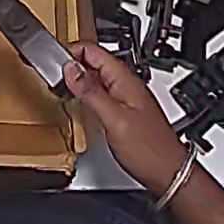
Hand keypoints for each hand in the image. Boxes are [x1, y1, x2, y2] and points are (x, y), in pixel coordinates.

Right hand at [64, 42, 190, 192]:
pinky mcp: (124, 110)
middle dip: (73, 64)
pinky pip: (102, 93)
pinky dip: (87, 94)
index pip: (93, 50)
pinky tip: (80, 103)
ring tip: (63, 86)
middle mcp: (126, 84)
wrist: (169, 173)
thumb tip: (71, 69)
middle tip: (55, 74)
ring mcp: (126, 96)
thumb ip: (91, 92)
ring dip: (79, 79)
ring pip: (97, 77)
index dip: (72, 52)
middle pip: (94, 61)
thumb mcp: (114, 119)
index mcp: (124, 79)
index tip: (55, 62)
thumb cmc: (149, 149)